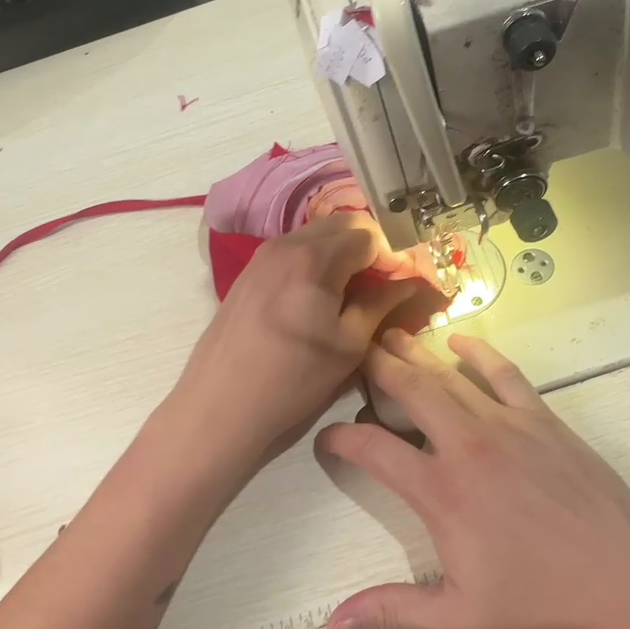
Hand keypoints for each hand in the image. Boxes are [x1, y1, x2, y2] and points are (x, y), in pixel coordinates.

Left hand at [164, 214, 443, 470]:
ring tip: (351, 293)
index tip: (400, 284)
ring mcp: (262, 255)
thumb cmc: (292, 378)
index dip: (391, 257)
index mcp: (314, 258)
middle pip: (341, 224)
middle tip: (381, 285)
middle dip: (368, 248)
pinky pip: (293, 251)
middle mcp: (286, 244)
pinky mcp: (248, 272)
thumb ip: (381, 304)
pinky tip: (318, 299)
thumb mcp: (349, 345)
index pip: (368, 235)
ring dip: (341, 253)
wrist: (221, 404)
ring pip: (316, 235)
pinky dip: (315, 262)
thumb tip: (408, 282)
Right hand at [316, 331, 629, 628]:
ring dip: (417, 354)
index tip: (326, 439)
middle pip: (410, 390)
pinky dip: (479, 353)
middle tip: (356, 351)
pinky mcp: (542, 419)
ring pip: (450, 377)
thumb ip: (391, 611)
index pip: (372, 450)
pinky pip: (504, 374)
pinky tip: (460, 341)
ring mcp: (508, 425)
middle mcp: (467, 445)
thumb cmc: (540, 602)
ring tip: (392, 336)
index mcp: (440, 492)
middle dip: (377, 367)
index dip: (340, 439)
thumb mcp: (458, 619)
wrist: (623, 580)